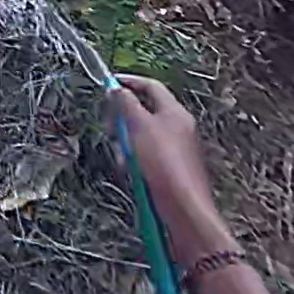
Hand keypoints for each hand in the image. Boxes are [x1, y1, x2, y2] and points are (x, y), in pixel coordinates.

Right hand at [109, 74, 207, 198]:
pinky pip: (146, 153)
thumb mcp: (139, 126)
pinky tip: (129, 168)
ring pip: (142, 133)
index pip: (150, 86)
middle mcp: (177, 127)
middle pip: (144, 110)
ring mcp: (175, 149)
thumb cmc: (163, 163)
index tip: (109, 84)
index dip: (129, 82)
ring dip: (126, 140)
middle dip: (123, 117)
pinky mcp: (170, 169)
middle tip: (110, 125)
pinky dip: (134, 157)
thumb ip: (125, 103)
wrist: (184, 211)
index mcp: (174, 112)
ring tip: (121, 154)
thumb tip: (116, 88)